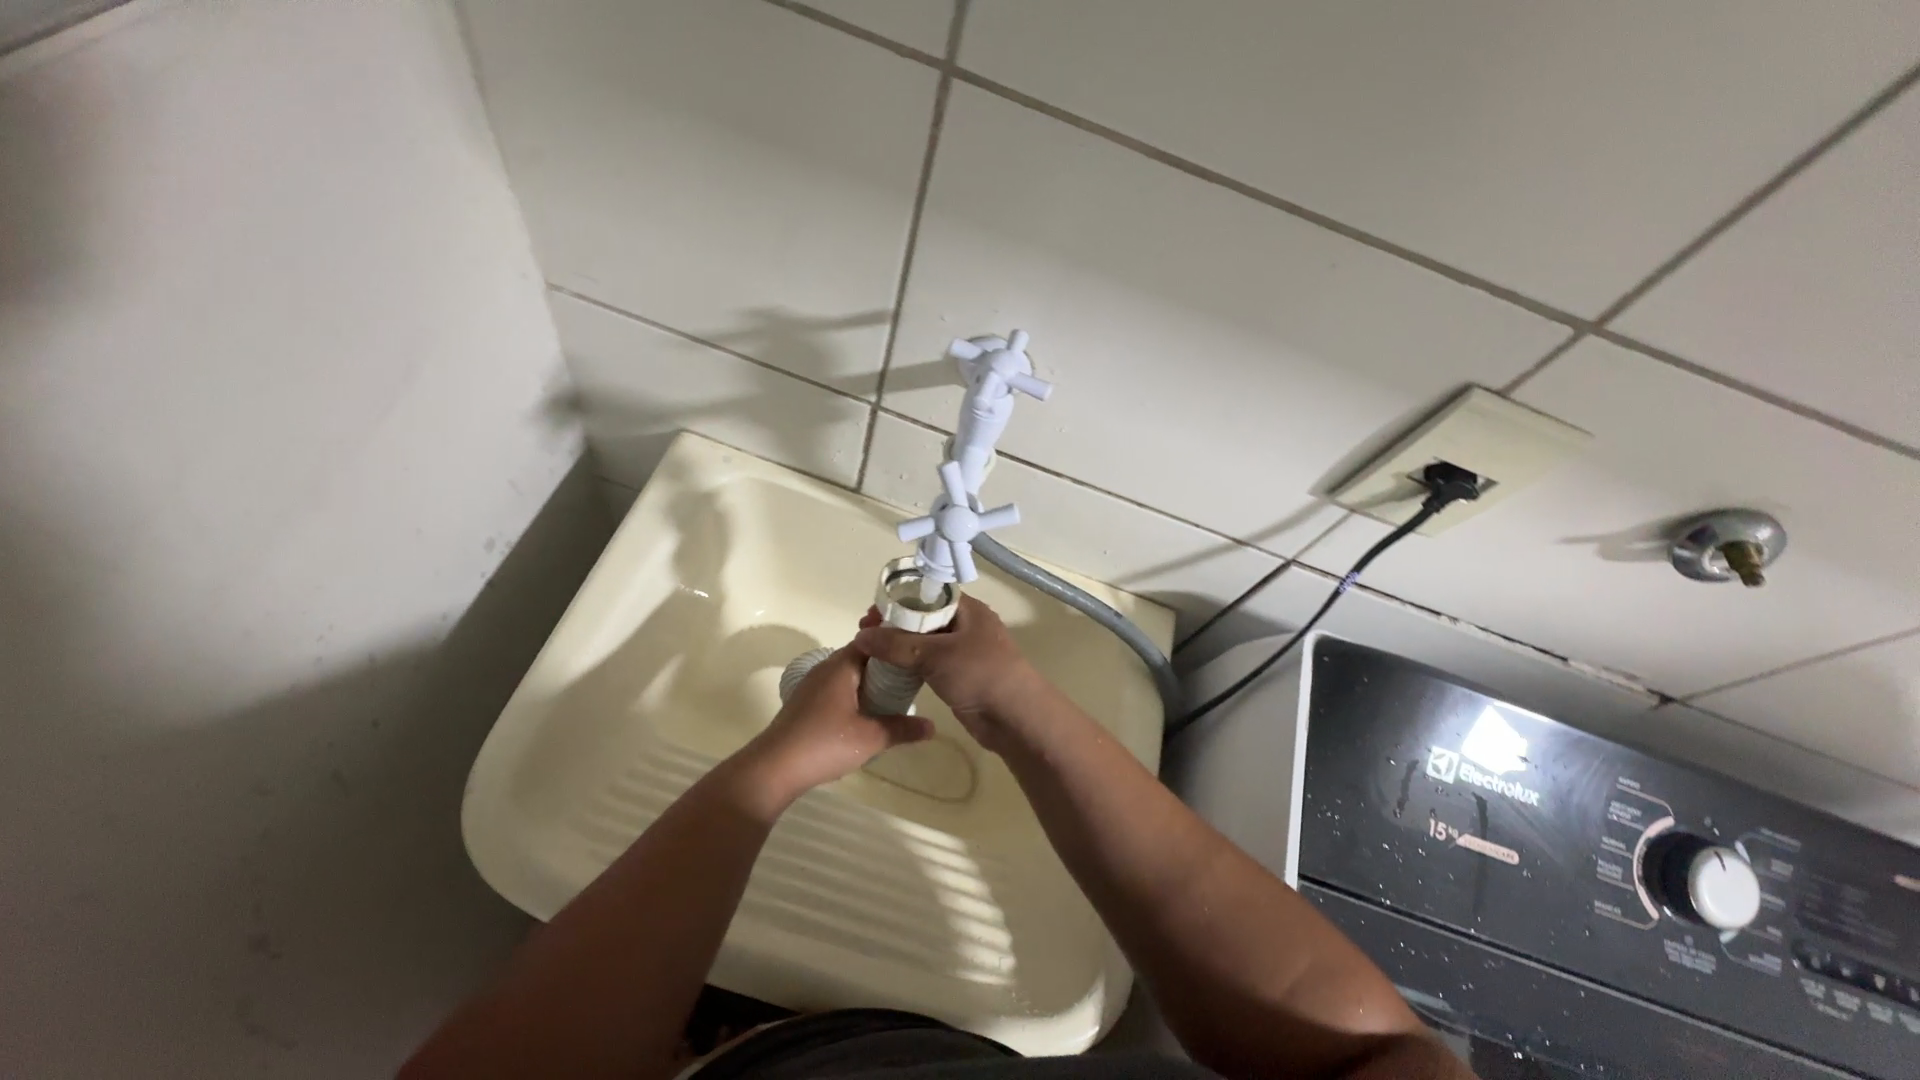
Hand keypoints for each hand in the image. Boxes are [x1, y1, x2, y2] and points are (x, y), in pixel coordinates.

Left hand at [735, 644, 932, 806]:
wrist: (774, 768)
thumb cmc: (824, 744)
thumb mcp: (871, 738)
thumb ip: (902, 729)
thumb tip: (932, 726)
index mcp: (842, 665)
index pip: (873, 640)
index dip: (895, 642)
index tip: (917, 650)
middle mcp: (826, 668)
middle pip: (862, 655)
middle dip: (887, 664)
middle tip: (914, 676)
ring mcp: (813, 685)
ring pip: (849, 673)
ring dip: (870, 680)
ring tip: (896, 694)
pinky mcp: (807, 703)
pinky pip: (839, 687)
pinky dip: (856, 693)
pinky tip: (868, 712)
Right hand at [855, 594, 1049, 753]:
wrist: (1015, 718)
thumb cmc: (980, 675)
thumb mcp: (936, 655)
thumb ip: (896, 645)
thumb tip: (861, 636)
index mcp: (968, 610)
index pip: (927, 594)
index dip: (898, 600)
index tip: (871, 613)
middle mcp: (966, 626)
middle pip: (923, 618)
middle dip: (894, 625)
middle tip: (865, 634)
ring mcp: (962, 653)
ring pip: (924, 644)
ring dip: (899, 647)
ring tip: (871, 652)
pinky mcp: (958, 677)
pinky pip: (928, 665)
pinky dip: (909, 666)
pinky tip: (889, 671)